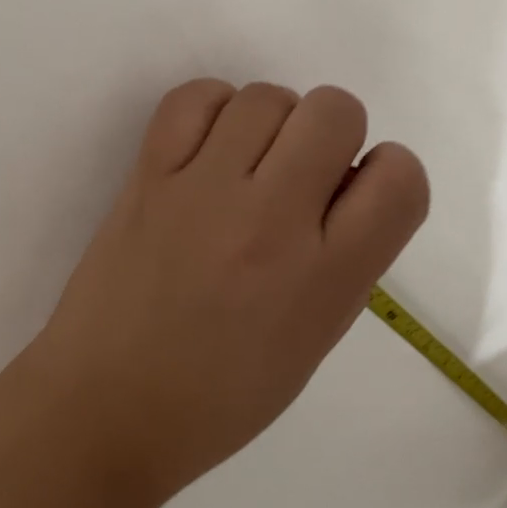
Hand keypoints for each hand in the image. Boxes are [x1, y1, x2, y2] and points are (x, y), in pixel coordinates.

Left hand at [26, 80, 429, 504]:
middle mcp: (273, 222)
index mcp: (328, 277)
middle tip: (303, 176)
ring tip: (249, 166)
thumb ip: (348, 256)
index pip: (400, 177)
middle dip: (334, 133)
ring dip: (273, 123)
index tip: (357, 196)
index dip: (388, 175)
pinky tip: (208, 150)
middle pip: (336, 111)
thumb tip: (345, 185)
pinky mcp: (149, 177)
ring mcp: (205, 192)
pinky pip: (196, 98)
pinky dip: (213, 110)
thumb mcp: (316, 336)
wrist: (106, 410)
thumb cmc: (223, 395)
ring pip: (268, 96)